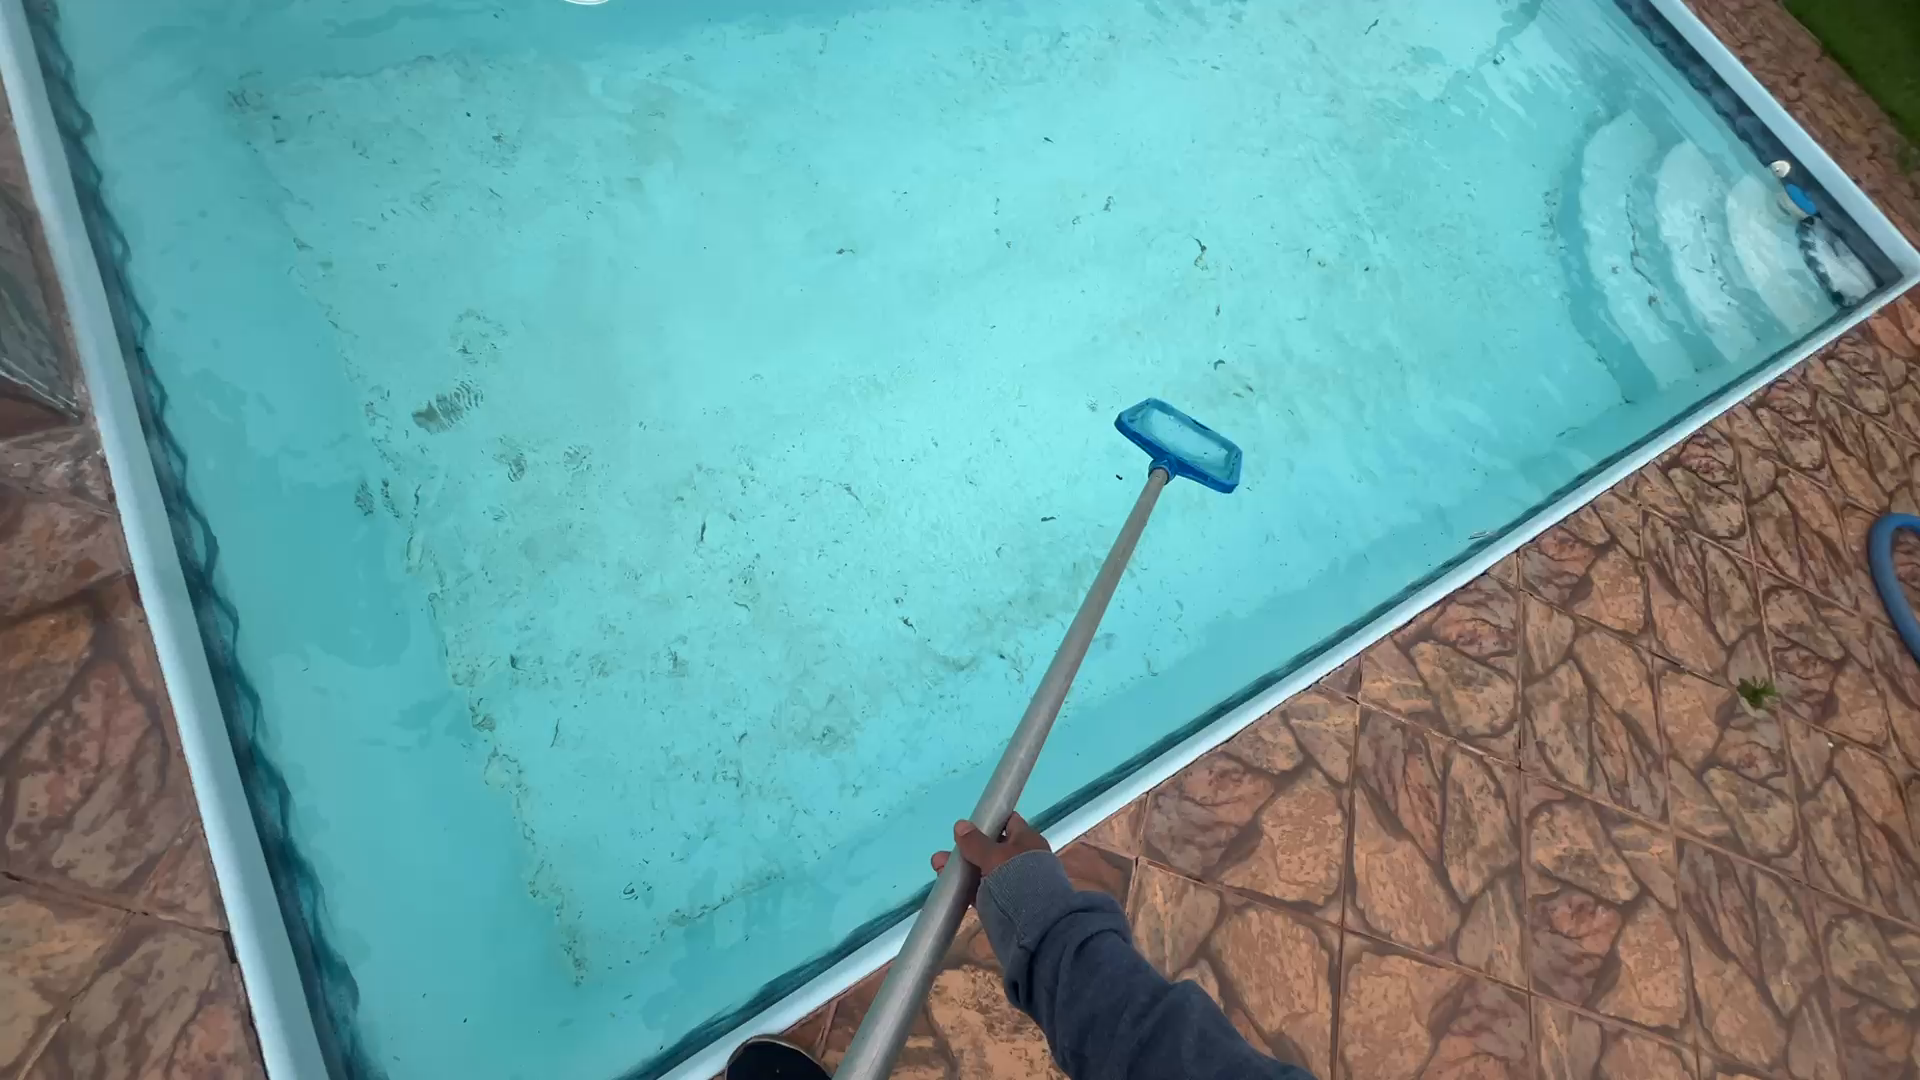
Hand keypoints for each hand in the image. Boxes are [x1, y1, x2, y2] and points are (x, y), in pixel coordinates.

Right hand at [929, 813, 1050, 902]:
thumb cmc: (1018, 881)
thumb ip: (976, 842)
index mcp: (1027, 841)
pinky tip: (949, 888)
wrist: (1036, 929)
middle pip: (992, 848)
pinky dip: (967, 888)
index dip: (989, 821)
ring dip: (963, 869)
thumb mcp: (994, 856)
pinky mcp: (1004, 904)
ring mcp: (1013, 883)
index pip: (1009, 822)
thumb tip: (961, 825)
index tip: (968, 826)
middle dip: (967, 848)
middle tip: (945, 853)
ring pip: (984, 870)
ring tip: (938, 867)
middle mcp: (1022, 859)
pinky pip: (983, 891)